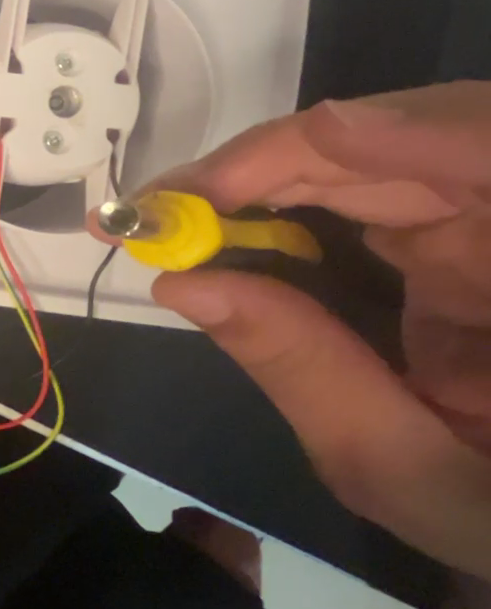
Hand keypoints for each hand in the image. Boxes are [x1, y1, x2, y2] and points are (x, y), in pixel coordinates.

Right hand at [136, 83, 490, 579]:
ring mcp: (485, 230)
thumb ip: (305, 371)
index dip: (388, 136)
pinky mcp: (451, 238)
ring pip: (371, 156)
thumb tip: (180, 281)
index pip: (489, 159)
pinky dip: (272, 199)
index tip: (254, 169)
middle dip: (266, 163)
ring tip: (162, 216)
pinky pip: (357, 190)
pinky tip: (208, 222)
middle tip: (151, 208)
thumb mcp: (407, 472)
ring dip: (256, 177)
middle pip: (408, 142)